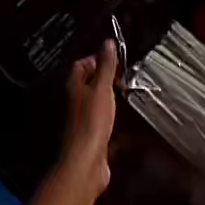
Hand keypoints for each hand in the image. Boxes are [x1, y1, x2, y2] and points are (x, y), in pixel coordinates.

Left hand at [59, 40, 118, 196]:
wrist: (86, 163)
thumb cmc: (92, 120)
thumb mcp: (102, 88)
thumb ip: (106, 65)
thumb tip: (107, 41)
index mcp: (75, 87)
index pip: (81, 65)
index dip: (96, 59)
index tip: (115, 61)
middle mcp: (76, 102)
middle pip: (90, 83)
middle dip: (107, 79)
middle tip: (126, 77)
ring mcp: (83, 120)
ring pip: (98, 102)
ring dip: (112, 98)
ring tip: (130, 94)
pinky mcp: (92, 136)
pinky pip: (104, 122)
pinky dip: (115, 119)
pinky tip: (130, 121)